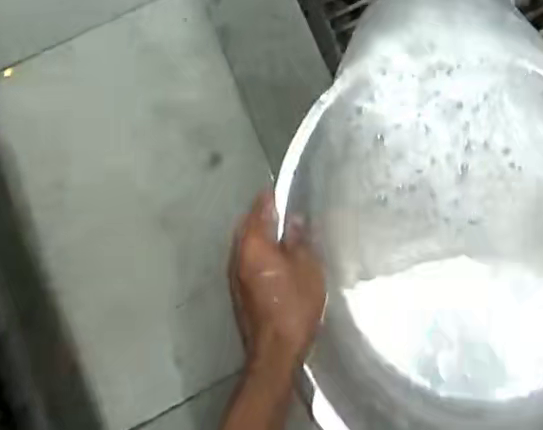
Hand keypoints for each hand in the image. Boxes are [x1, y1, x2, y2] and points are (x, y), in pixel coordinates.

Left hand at [229, 188, 325, 374]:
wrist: (274, 354)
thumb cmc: (294, 305)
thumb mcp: (306, 266)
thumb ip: (299, 239)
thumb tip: (294, 219)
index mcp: (252, 243)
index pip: (259, 208)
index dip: (270, 197)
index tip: (281, 188)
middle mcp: (237, 255)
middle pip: (248, 224)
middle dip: (263, 215)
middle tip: (283, 209)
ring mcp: (235, 275)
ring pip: (246, 243)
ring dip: (260, 235)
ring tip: (282, 232)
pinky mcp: (239, 293)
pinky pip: (247, 260)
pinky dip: (258, 252)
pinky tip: (275, 258)